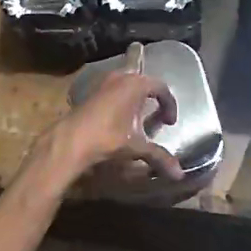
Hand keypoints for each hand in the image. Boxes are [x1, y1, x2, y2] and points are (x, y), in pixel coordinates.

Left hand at [28, 45, 182, 187]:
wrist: (71, 140)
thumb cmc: (109, 137)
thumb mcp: (137, 147)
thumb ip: (159, 157)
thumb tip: (179, 174)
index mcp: (136, 85)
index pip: (160, 88)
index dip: (169, 104)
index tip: (169, 122)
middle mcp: (119, 78)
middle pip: (140, 76)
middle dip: (149, 88)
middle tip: (156, 105)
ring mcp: (102, 84)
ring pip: (123, 81)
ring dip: (132, 92)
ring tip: (138, 109)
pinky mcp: (89, 94)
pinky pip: (111, 90)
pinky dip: (119, 98)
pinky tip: (118, 115)